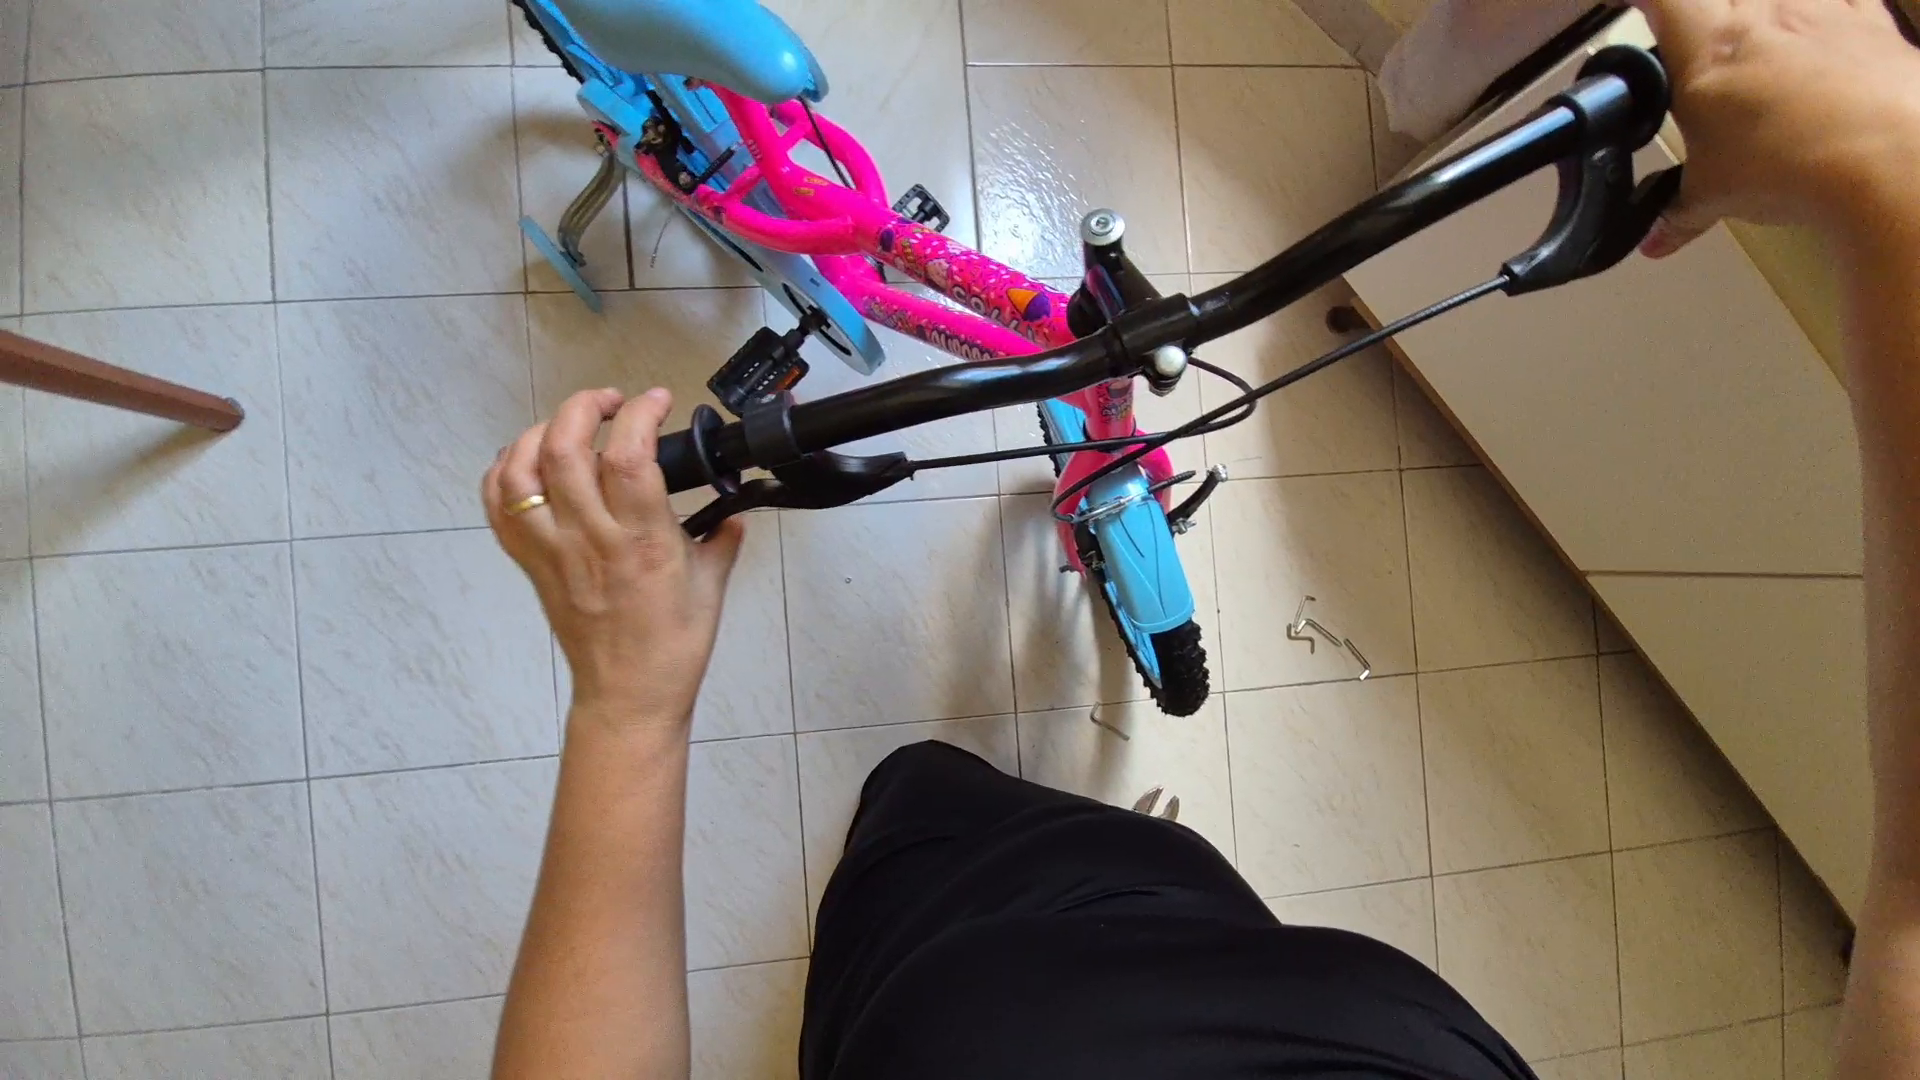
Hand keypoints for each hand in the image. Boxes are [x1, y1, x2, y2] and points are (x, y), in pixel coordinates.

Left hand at [483, 387, 744, 728]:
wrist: (629, 694)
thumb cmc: (676, 644)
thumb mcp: (714, 585)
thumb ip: (723, 539)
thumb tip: (734, 514)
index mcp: (644, 542)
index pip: (631, 457)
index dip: (642, 414)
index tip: (659, 400)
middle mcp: (592, 539)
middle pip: (565, 448)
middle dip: (586, 406)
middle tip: (615, 402)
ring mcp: (553, 550)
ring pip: (522, 469)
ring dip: (544, 430)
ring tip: (573, 425)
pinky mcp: (531, 563)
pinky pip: (499, 504)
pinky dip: (507, 467)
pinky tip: (533, 458)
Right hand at [1631, 0, 1919, 256]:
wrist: (1896, 159)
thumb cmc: (1796, 165)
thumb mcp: (1709, 197)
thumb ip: (1677, 213)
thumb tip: (1658, 238)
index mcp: (1711, 52)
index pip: (1666, 0)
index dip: (1642, 1)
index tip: (1623, 8)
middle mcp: (1771, 17)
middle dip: (1696, 7)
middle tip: (1681, 22)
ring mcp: (1831, 11)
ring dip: (1758, 9)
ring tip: (1742, 24)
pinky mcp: (1876, 21)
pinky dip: (1819, 8)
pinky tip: (1807, 23)